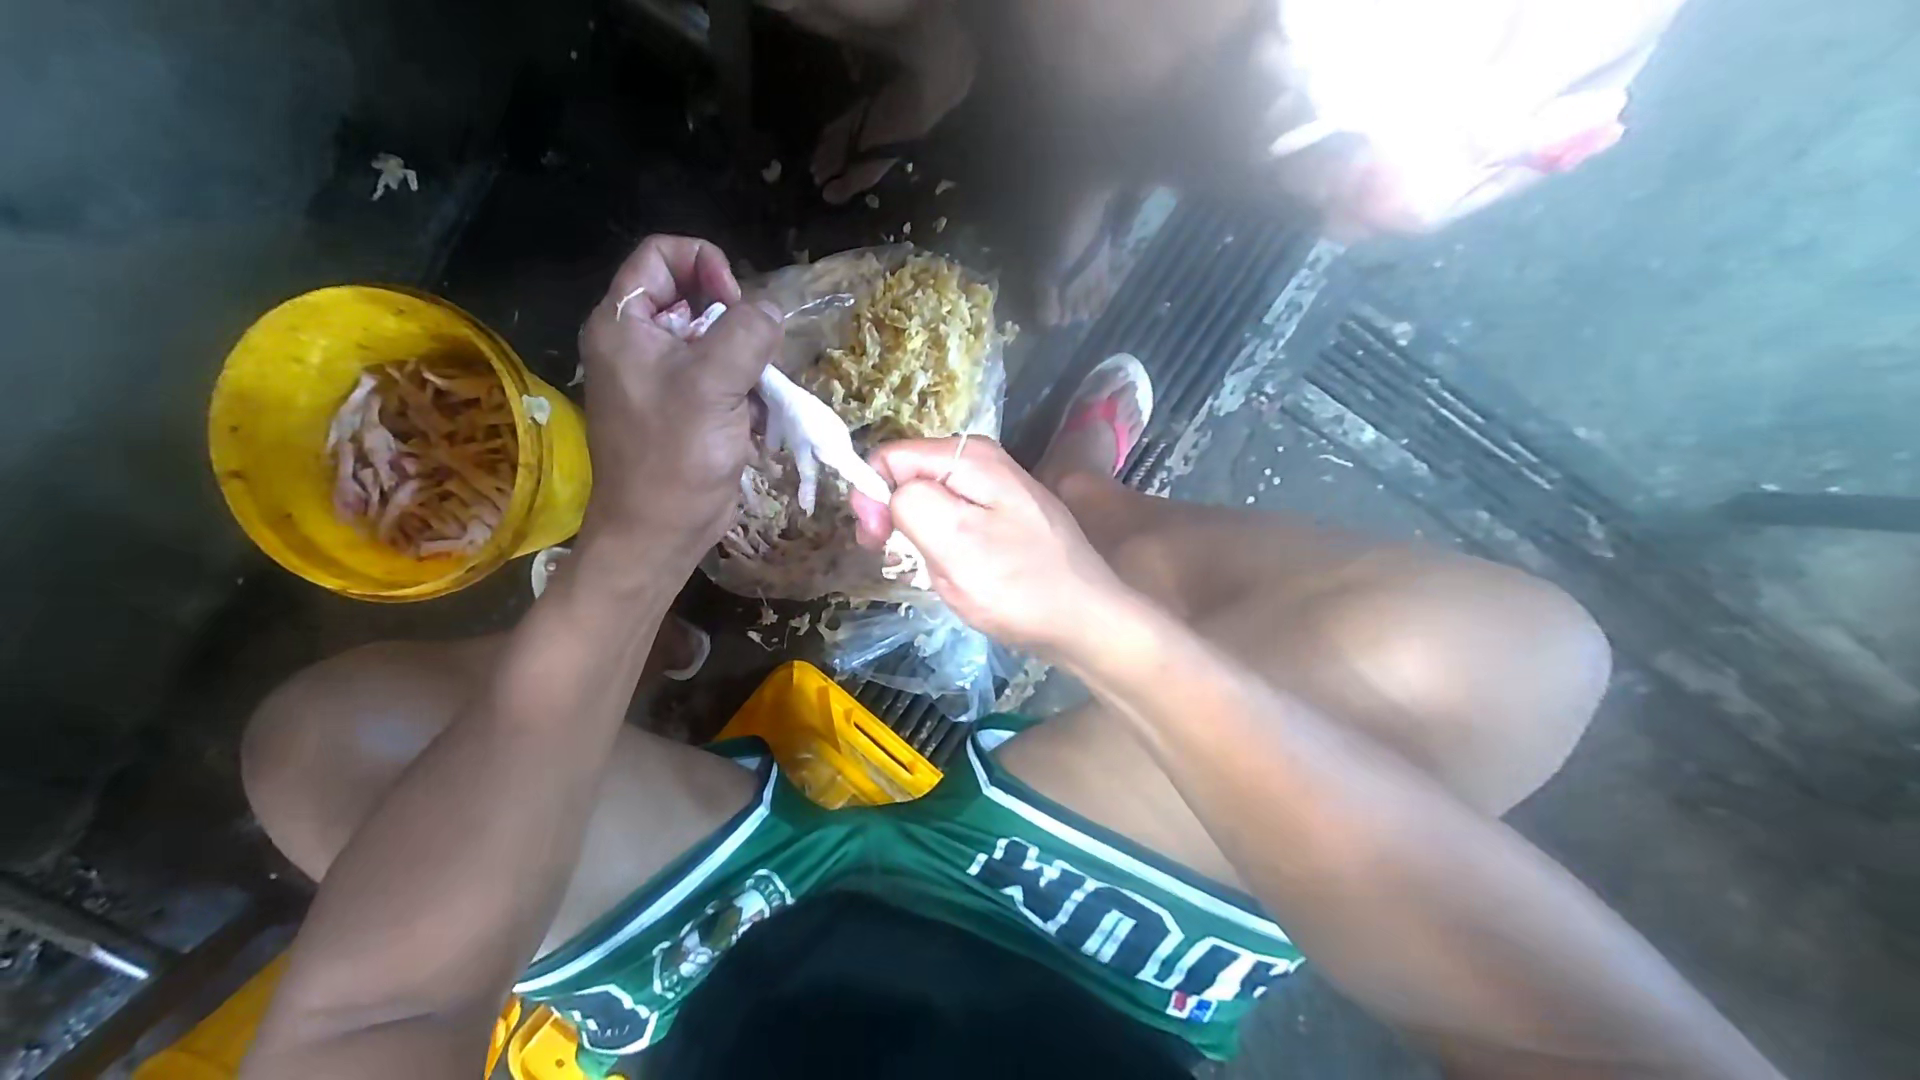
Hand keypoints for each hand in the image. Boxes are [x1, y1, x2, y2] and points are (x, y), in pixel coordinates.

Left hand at [574, 236, 782, 573]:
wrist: (661, 530)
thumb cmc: (676, 456)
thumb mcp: (714, 384)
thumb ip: (747, 333)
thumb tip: (771, 311)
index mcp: (625, 325)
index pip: (661, 256)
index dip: (704, 265)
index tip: (736, 304)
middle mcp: (639, 345)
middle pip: (694, 300)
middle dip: (735, 325)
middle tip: (754, 357)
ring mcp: (664, 379)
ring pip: (717, 344)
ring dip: (747, 365)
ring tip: (756, 397)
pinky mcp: (687, 410)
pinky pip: (723, 380)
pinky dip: (745, 394)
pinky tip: (752, 423)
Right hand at [849, 437, 1128, 651]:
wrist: (1085, 621)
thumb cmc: (1017, 585)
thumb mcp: (953, 541)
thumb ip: (909, 502)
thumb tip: (886, 489)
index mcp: (969, 457)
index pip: (889, 457)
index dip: (871, 496)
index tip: (878, 541)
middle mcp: (983, 462)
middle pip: (909, 479)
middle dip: (898, 520)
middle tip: (911, 563)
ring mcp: (998, 491)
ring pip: (931, 505)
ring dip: (924, 541)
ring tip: (947, 573)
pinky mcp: (1006, 518)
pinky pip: (956, 523)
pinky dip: (947, 548)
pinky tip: (965, 573)